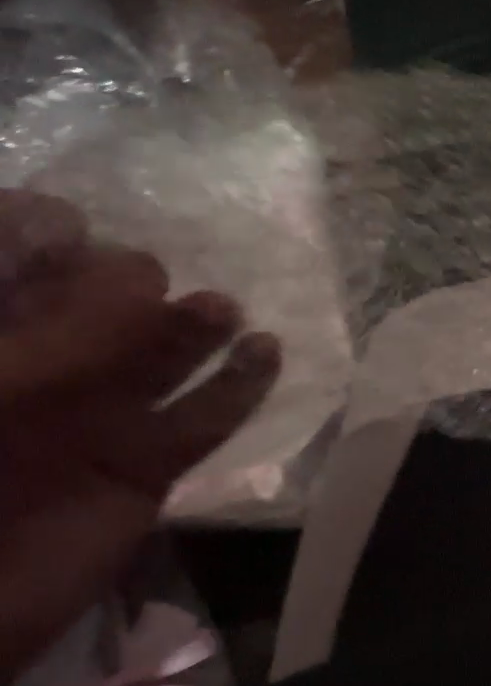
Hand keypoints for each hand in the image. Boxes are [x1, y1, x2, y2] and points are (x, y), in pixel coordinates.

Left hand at [0, 191, 279, 685]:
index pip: (0, 268)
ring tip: (218, 310)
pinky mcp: (147, 466)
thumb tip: (145, 283)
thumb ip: (53, 341)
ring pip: (156, 355)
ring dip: (191, 326)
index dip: (27, 233)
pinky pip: (209, 417)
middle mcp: (26, 372)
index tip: (61, 220)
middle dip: (110, 280)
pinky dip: (243, 385)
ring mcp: (92, 420)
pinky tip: (267, 349)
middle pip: (83, 303)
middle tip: (136, 277)